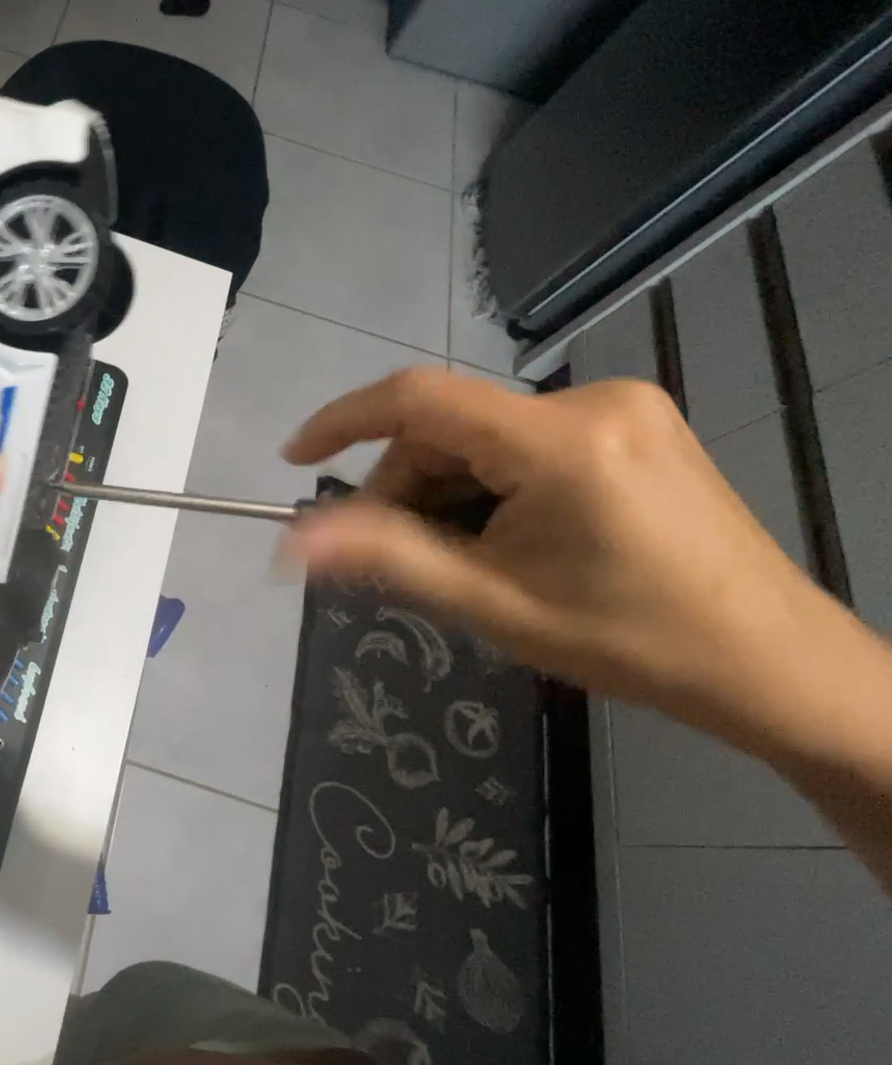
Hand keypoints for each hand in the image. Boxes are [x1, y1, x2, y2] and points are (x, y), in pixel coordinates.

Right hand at [281, 368, 847, 751]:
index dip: (341, 421)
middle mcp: (592, 402)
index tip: (294, 460)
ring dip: (443, 494)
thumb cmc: (629, 641)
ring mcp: (620, 410)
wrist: (773, 666)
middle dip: (404, 490)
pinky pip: (515, 443)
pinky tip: (502, 538)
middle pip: (444, 429)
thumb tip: (291, 541)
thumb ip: (383, 558)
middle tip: (402, 560)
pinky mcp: (631, 428)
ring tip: (463, 561)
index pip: (417, 398)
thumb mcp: (489, 603)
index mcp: (561, 440)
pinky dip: (483, 487)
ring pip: (476, 439)